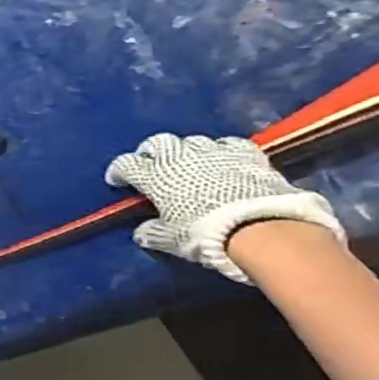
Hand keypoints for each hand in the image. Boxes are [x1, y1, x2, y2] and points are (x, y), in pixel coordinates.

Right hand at [105, 134, 347, 284]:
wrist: (261, 227)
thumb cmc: (205, 232)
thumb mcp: (171, 239)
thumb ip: (153, 232)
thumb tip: (142, 233)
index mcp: (154, 177)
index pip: (126, 165)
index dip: (118, 172)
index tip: (118, 181)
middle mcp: (179, 158)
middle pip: (158, 143)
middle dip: (151, 151)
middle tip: (152, 163)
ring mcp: (214, 153)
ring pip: (192, 140)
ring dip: (187, 150)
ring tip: (190, 162)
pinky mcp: (247, 154)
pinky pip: (229, 144)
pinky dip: (222, 150)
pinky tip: (224, 159)